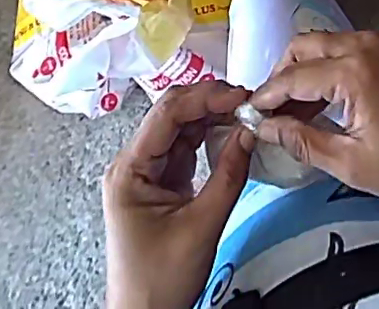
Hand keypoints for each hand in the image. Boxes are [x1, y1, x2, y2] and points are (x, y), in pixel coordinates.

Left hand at [103, 81, 254, 308]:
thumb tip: (249, 133)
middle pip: (172, 113)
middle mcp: (133, 161)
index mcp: (129, 168)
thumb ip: (228, 177)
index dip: (204, 98)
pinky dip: (209, 134)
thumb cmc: (159, 282)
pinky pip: (186, 144)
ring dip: (211, 115)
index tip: (238, 95)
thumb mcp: (201, 228)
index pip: (167, 114)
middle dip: (209, 101)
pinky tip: (229, 130)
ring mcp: (147, 169)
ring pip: (181, 125)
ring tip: (242, 110)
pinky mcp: (161, 178)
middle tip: (245, 100)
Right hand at [250, 30, 378, 203]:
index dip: (267, 95)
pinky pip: (337, 48)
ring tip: (289, 110)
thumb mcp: (351, 164)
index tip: (247, 113)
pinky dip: (320, 67)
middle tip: (269, 109)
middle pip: (301, 47)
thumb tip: (264, 128)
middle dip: (280, 74)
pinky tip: (315, 101)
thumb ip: (303, 141)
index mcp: (351, 73)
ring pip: (318, 43)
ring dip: (299, 70)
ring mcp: (372, 43)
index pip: (293, 77)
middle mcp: (359, 46)